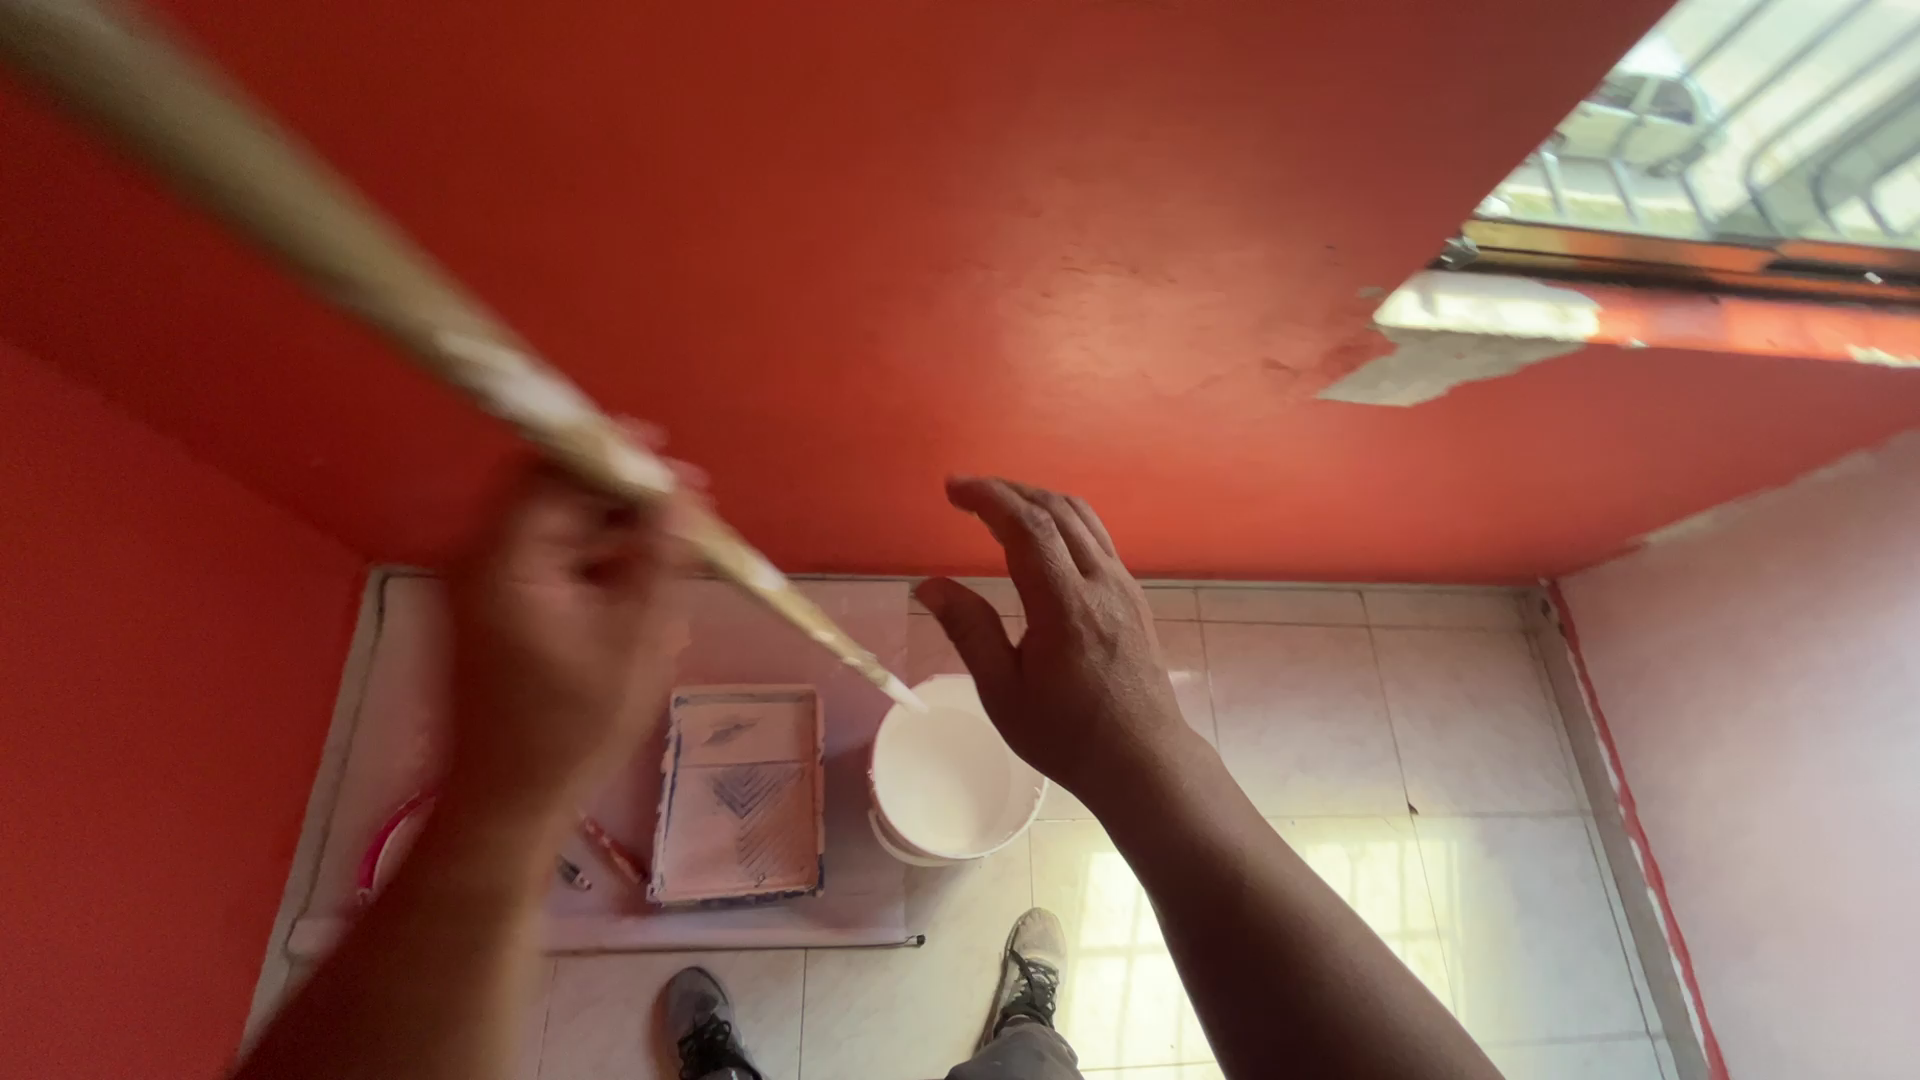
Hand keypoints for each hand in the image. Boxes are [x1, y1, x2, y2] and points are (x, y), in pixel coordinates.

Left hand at [444, 455, 694, 816]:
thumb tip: (678, 500)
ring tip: (685, 541)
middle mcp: (486, 562)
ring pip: (563, 532)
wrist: (511, 801)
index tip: (665, 452)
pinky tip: (654, 583)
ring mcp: (493, 590)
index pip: (548, 473)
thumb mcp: (634, 640)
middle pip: (556, 497)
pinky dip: (606, 564)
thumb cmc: (574, 726)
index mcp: (505, 562)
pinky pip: (560, 566)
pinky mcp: (507, 614)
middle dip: (626, 492)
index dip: (607, 452)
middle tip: (692, 501)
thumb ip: (657, 561)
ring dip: (622, 528)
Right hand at [914, 476, 1194, 802]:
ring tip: (997, 503)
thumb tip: (929, 586)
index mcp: (1066, 607)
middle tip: (965, 492)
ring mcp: (1123, 585)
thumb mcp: (1004, 693)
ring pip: (1081, 516)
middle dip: (1007, 490)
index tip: (953, 489)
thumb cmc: (1067, 736)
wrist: (1143, 760)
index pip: (1028, 527)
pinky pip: (1095, 535)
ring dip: (1036, 498)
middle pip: (1055, 510)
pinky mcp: (1132, 593)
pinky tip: (1039, 533)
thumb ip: (969, 632)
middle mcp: (1101, 583)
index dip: (988, 498)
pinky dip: (1060, 518)